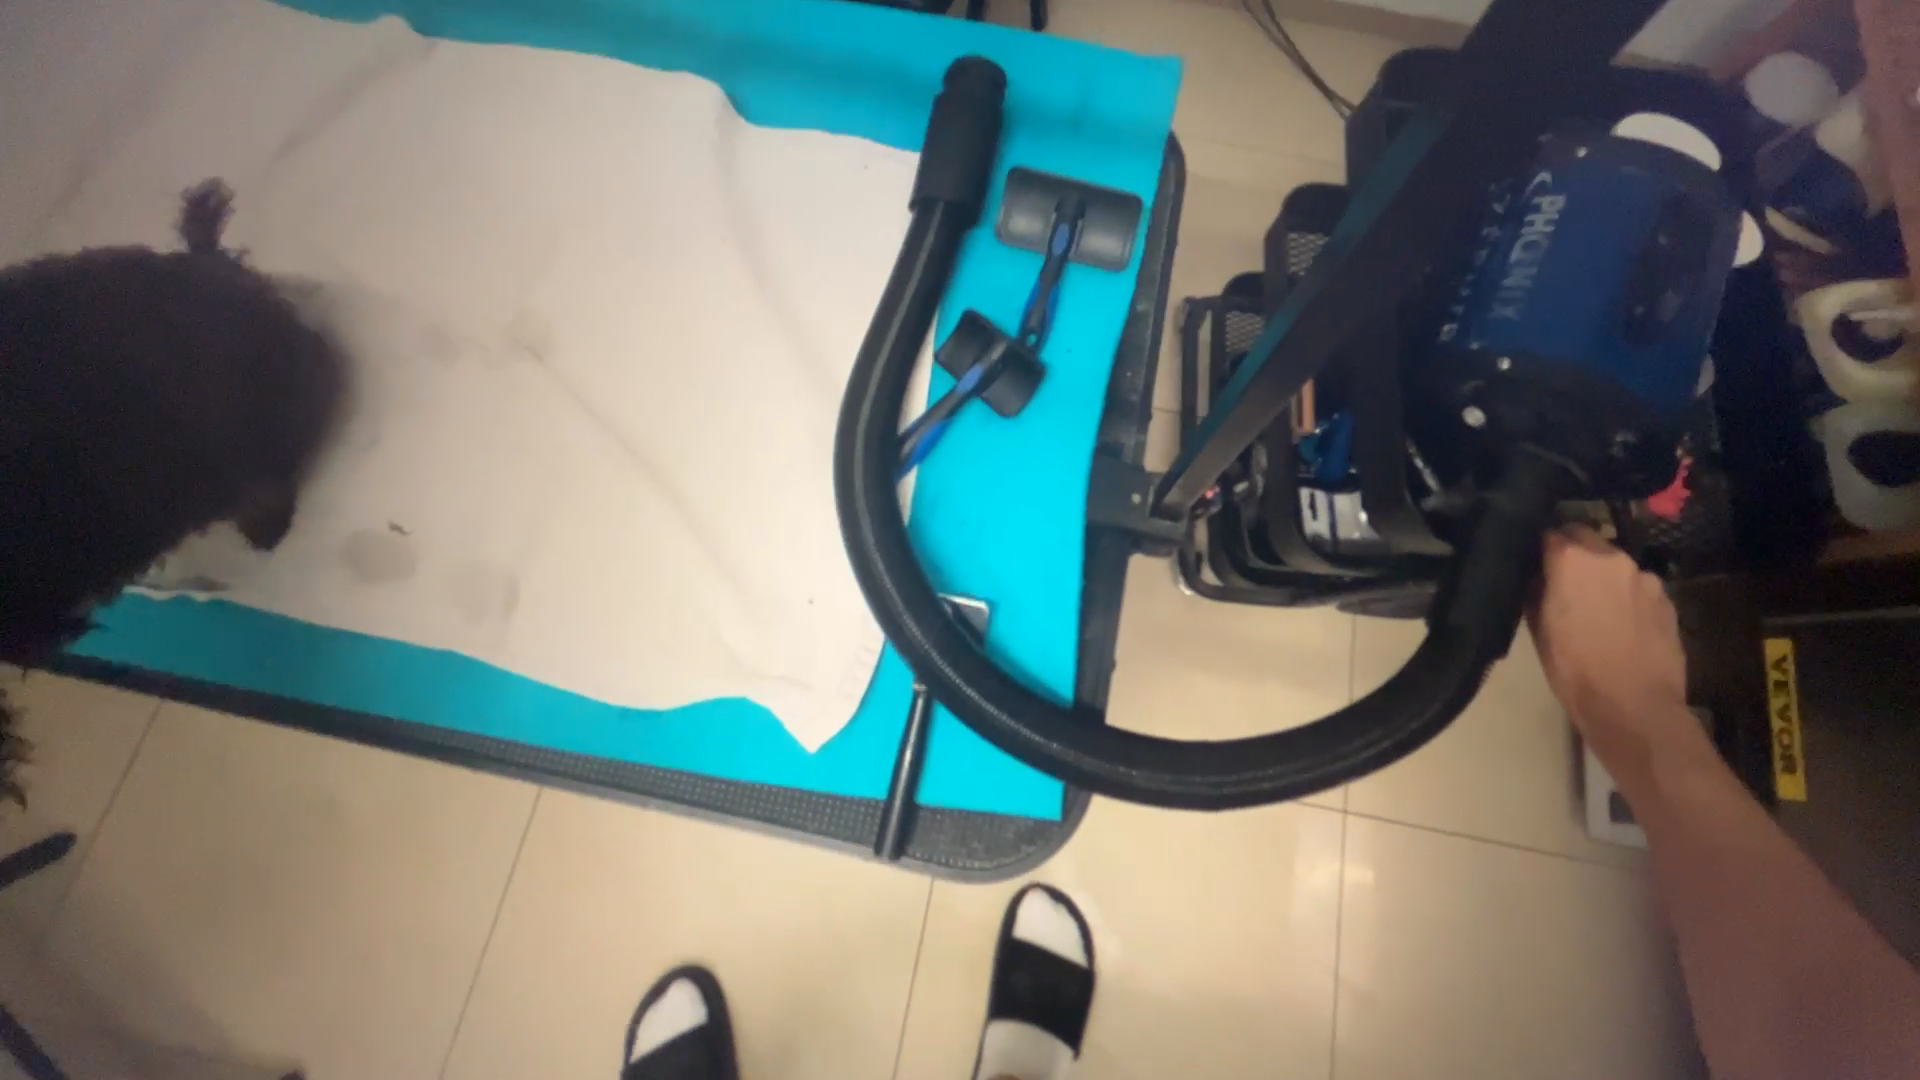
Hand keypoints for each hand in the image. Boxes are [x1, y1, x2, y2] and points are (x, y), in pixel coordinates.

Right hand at [1529, 526, 1693, 774]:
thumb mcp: (1536, 624)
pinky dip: (1623, 595)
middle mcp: (1613, 559)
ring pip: (1613, 564)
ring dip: (1600, 575)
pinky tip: (1617, 622)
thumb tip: (1534, 574)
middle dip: (1571, 553)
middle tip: (1557, 579)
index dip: (1538, 545)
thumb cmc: (1571, 664)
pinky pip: (1636, 586)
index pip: (1550, 532)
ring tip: (1590, 605)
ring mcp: (1646, 579)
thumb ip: (1536, 588)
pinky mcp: (1667, 600)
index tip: (1530, 559)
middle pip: (1586, 539)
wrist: (1631, 703)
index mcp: (1573, 560)